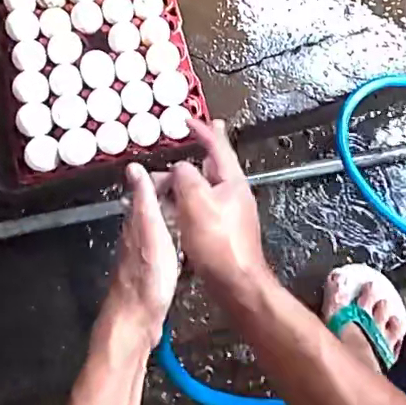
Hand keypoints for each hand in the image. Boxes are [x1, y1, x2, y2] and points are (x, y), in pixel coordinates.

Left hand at [106, 162, 180, 338]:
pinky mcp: (151, 271)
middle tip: (191, 191)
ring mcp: (143, 253)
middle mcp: (137, 235)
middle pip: (153, 207)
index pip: (147, 189)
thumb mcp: (149, 231)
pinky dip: (174, 238)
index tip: (183, 174)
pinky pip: (163, 245)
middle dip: (171, 196)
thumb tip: (133, 168)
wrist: (136, 321)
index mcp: (137, 222)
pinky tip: (183, 243)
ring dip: (173, 217)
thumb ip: (143, 200)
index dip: (164, 179)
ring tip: (191, 211)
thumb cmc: (145, 279)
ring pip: (158, 226)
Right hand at [162, 118, 271, 299]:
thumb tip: (178, 168)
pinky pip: (202, 207)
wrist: (236, 284)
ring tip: (170, 178)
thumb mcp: (196, 200)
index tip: (189, 120)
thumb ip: (184, 176)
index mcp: (231, 182)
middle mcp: (234, 195)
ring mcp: (230, 214)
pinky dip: (186, 202)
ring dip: (186, 181)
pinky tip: (175, 209)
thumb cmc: (220, 245)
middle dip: (193, 156)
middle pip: (212, 166)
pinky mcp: (222, 232)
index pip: (217, 146)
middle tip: (182, 146)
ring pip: (205, 188)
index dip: (202, 130)